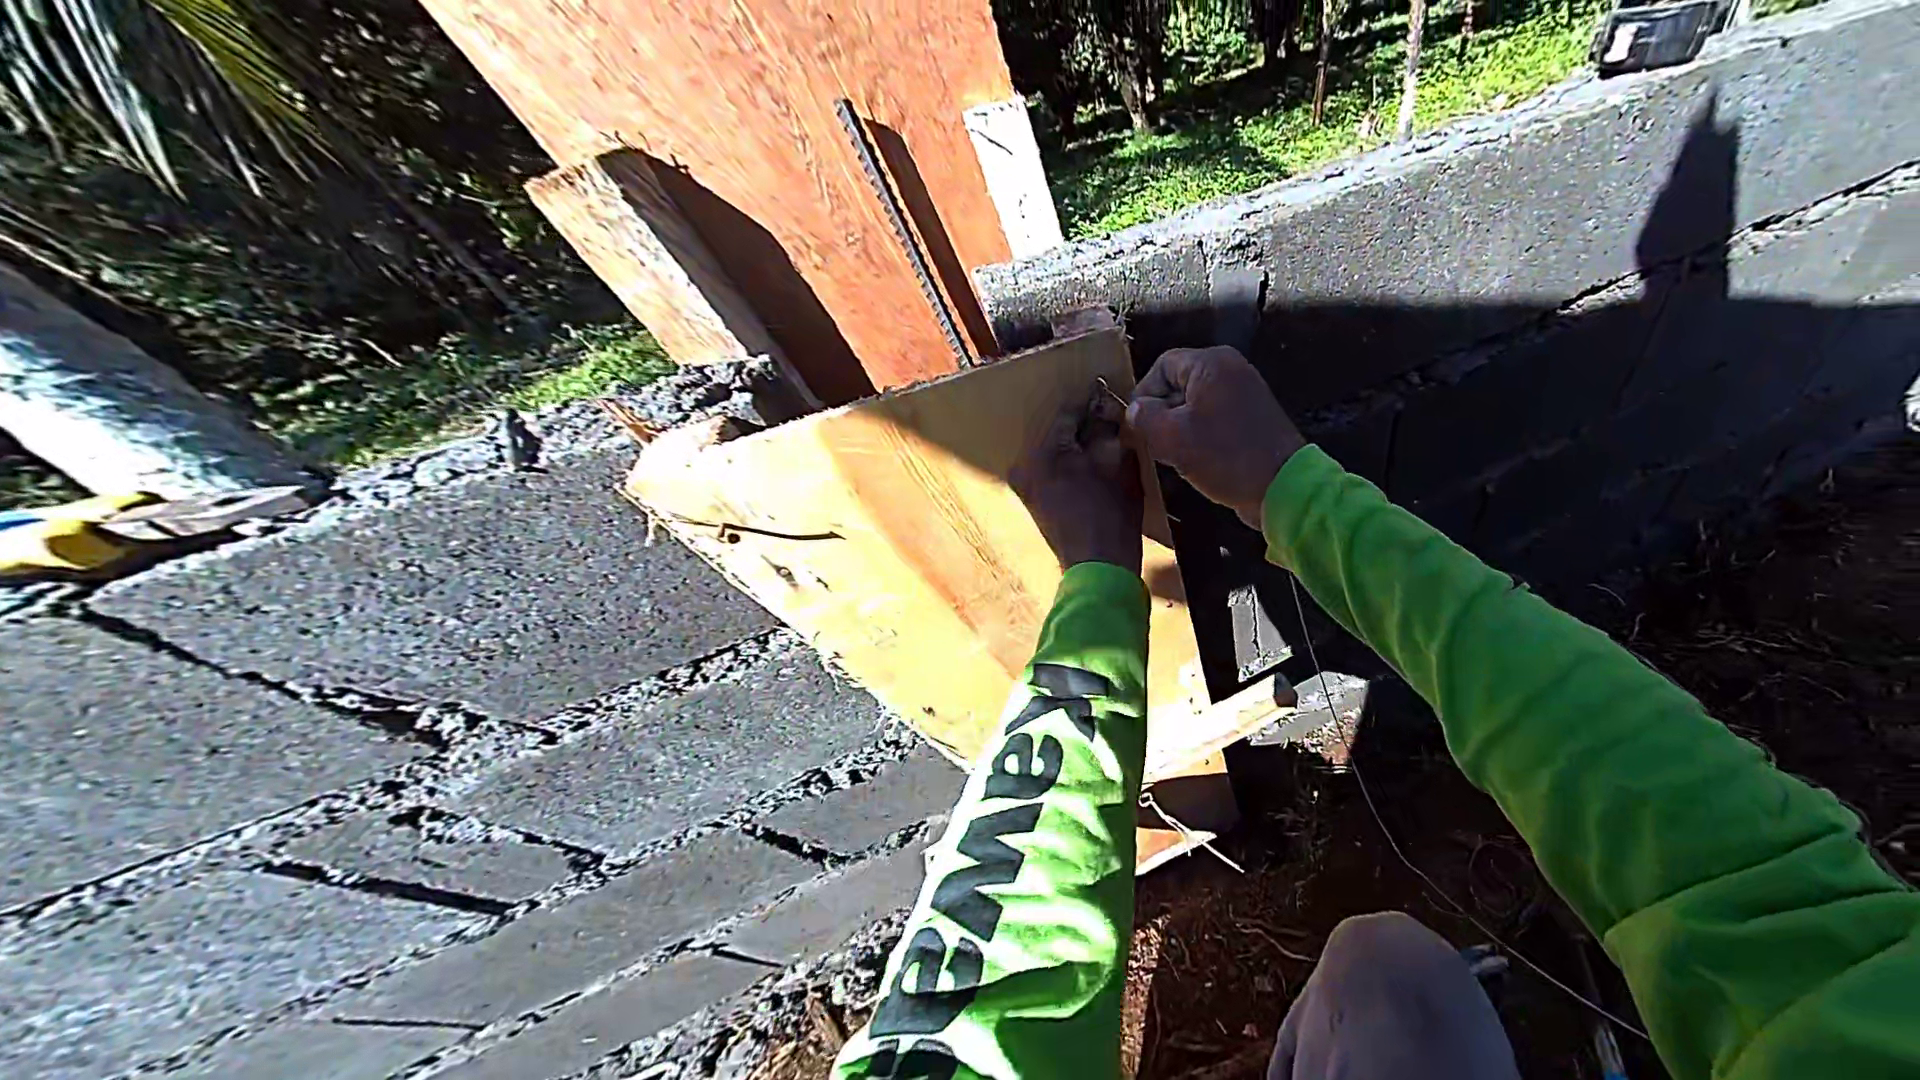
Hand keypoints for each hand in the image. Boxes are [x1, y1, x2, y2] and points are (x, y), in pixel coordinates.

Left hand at [1010, 385, 1144, 572]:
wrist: (1098, 566)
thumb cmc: (1113, 516)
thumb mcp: (1119, 465)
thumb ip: (1108, 431)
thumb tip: (1104, 410)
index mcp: (1045, 453)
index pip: (1067, 413)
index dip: (1090, 405)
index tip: (1105, 398)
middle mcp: (1025, 465)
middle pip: (1055, 432)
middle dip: (1080, 426)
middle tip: (1105, 421)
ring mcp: (1023, 485)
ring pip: (1050, 451)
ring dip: (1072, 445)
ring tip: (1098, 445)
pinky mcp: (1029, 499)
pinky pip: (1047, 469)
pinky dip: (1064, 464)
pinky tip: (1086, 467)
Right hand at [1126, 346, 1304, 529]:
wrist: (1281, 487)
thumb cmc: (1223, 455)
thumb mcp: (1171, 437)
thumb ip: (1144, 418)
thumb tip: (1135, 411)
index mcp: (1211, 364)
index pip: (1161, 366)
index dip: (1142, 394)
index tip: (1136, 426)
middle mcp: (1230, 370)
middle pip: (1176, 384)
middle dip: (1159, 413)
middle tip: (1151, 443)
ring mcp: (1243, 394)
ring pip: (1191, 404)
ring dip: (1176, 428)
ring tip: (1171, 455)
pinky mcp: (1249, 417)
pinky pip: (1210, 418)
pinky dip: (1196, 435)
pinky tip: (1193, 459)